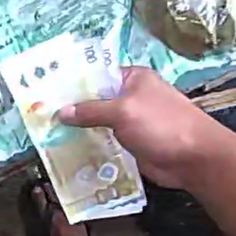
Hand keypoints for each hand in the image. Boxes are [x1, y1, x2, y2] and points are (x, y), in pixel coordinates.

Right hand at [58, 67, 233, 188]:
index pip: (95, 75)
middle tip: (40, 118)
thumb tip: (60, 112)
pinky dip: (89, 147)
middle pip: (94, 101)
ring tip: (47, 137)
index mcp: (132, 79)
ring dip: (78, 131)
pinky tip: (68, 152)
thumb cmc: (162, 125)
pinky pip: (104, 142)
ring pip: (97, 124)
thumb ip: (90, 111)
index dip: (72, 84)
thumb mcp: (123, 111)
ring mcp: (130, 122)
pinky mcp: (130, 143)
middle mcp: (130, 97)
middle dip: (71, 110)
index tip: (45, 93)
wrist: (194, 159)